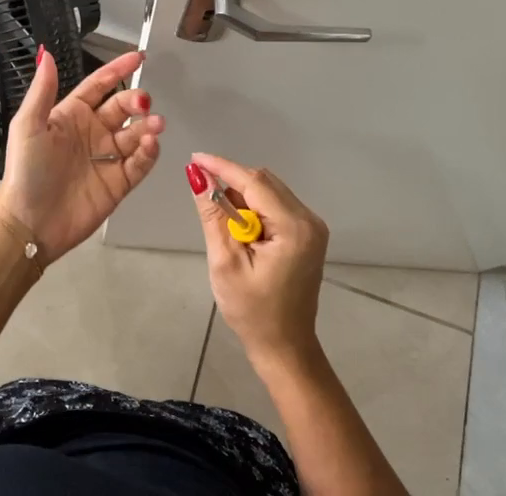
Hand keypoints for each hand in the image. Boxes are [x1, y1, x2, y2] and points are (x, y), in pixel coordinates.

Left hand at [0, 48, 163, 258]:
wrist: (30, 223)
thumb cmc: (26, 171)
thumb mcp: (28, 125)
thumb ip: (42, 90)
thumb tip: (46, 53)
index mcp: (70, 115)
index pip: (99, 85)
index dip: (117, 70)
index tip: (137, 57)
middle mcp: (91, 133)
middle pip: (122, 108)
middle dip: (136, 100)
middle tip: (144, 102)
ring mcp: (106, 159)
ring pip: (135, 134)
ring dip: (148, 126)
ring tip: (155, 124)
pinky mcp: (118, 183)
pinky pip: (139, 163)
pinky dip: (148, 153)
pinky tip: (150, 146)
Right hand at [189, 152, 329, 370]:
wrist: (284, 346)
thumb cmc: (252, 311)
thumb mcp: (226, 262)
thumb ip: (212, 214)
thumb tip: (197, 176)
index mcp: (294, 228)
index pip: (254, 182)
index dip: (222, 167)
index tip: (193, 159)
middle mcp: (309, 220)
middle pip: (264, 182)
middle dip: (231, 184)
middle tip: (204, 197)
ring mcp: (312, 227)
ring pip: (269, 191)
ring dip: (242, 197)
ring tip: (224, 224)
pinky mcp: (307, 234)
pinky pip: (276, 205)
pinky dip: (254, 208)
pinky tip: (241, 229)